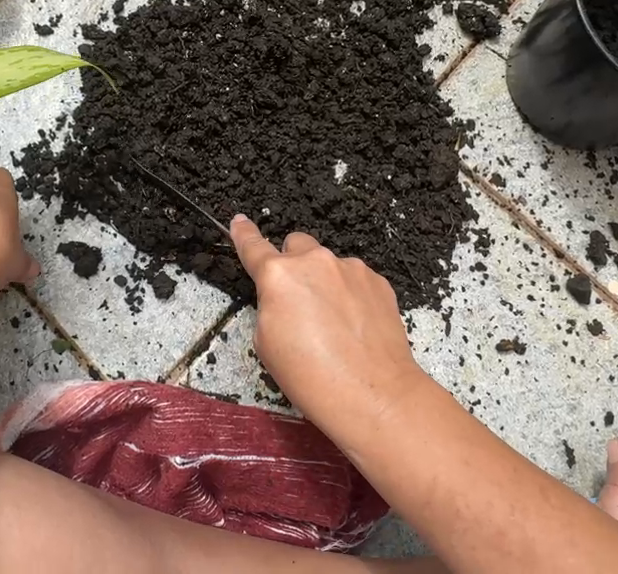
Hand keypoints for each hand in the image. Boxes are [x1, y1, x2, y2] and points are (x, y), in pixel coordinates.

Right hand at [230, 213, 427, 430]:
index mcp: (278, 276)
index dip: (244, 234)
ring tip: (335, 325)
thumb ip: (270, 306)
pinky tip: (357, 327)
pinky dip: (351, 295)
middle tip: (299, 302)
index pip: (253, 246)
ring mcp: (350, 268)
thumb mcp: (267, 344)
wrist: (373, 395)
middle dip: (293, 265)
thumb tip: (284, 297)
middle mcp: (314, 261)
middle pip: (296, 245)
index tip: (240, 222)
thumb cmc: (311, 377)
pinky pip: (355, 279)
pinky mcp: (377, 281)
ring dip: (325, 282)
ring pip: (328, 264)